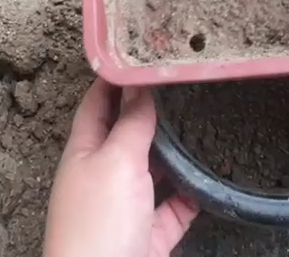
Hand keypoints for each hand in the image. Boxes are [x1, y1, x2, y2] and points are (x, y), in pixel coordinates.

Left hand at [44, 78, 198, 256]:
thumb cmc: (99, 225)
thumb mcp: (117, 162)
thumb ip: (131, 123)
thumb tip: (139, 84)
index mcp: (84, 152)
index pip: (96, 103)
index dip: (114, 78)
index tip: (137, 52)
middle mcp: (102, 176)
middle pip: (125, 134)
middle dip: (148, 111)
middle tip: (175, 84)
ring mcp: (125, 208)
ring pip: (151, 171)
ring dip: (171, 153)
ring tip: (195, 124)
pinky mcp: (148, 236)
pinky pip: (171, 210)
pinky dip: (187, 196)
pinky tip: (203, 181)